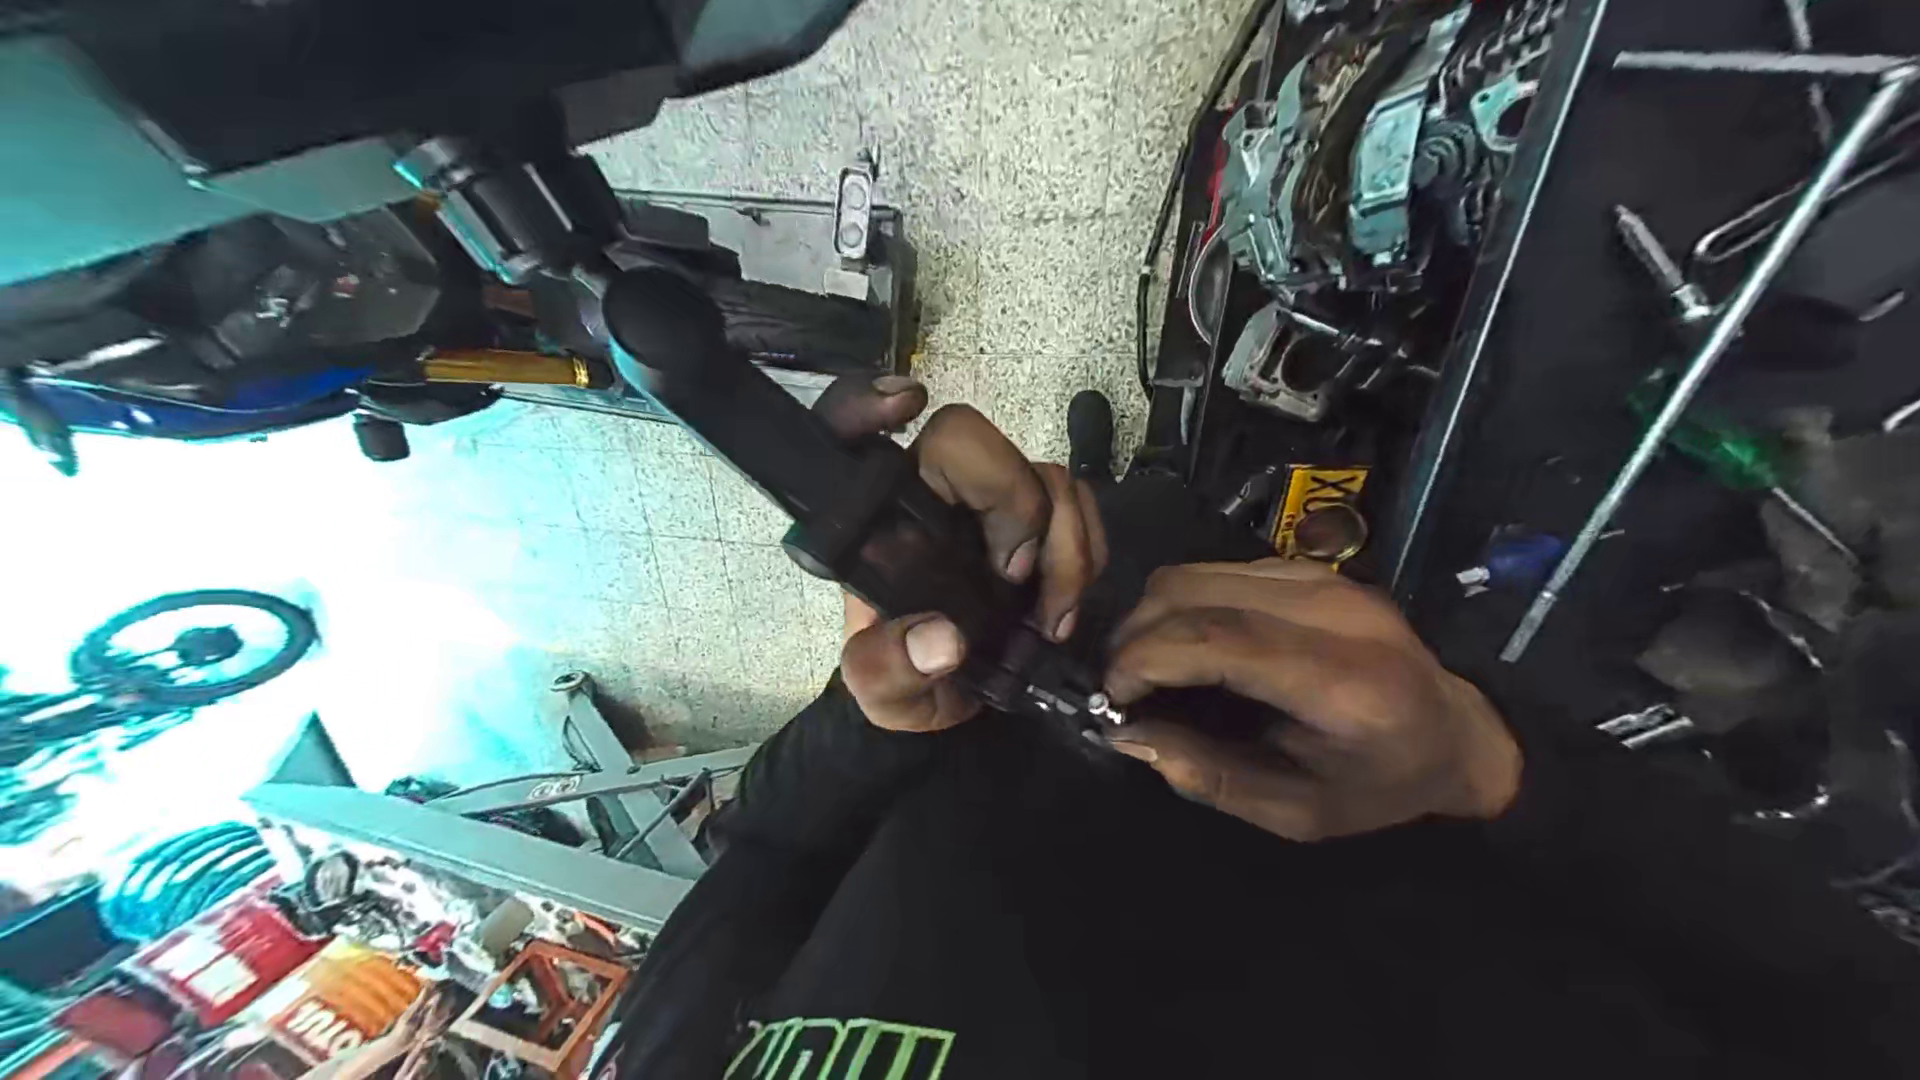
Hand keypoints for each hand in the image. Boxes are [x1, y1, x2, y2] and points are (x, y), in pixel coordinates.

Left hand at [811, 375, 1107, 732]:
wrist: (959, 711)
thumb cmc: (908, 687)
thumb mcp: (881, 690)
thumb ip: (891, 669)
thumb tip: (941, 641)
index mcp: (876, 522)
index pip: (846, 433)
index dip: (864, 402)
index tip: (905, 405)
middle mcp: (929, 495)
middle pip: (969, 438)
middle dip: (1012, 501)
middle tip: (1017, 575)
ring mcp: (988, 504)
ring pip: (1039, 470)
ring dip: (1065, 540)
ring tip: (1054, 615)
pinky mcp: (1036, 523)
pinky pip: (1076, 501)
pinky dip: (1087, 547)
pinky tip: (1070, 601)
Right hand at [1102, 558, 1520, 839]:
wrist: (1457, 731)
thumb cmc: (1380, 784)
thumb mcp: (1297, 812)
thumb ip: (1208, 775)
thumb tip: (1126, 732)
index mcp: (1341, 680)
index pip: (1214, 638)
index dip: (1145, 658)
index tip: (1113, 693)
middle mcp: (1329, 610)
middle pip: (1188, 594)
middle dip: (1134, 636)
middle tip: (1122, 683)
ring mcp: (1317, 577)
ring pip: (1190, 575)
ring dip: (1149, 617)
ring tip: (1147, 662)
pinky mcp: (1302, 566)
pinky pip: (1209, 572)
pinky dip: (1178, 605)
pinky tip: (1186, 640)